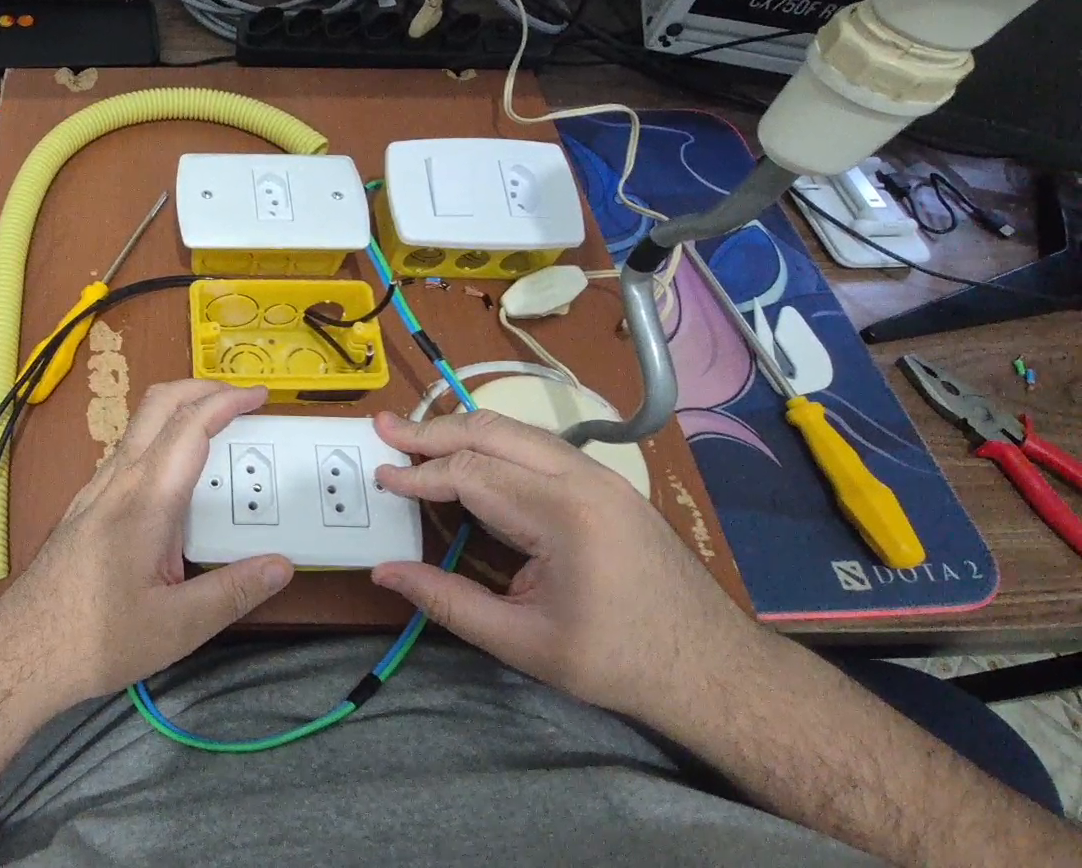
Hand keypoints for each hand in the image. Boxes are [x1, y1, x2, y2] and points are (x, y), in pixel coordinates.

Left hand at [0, 380, 294, 705]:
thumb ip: (233, 591)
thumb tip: (282, 564)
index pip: (189, 427)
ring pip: (140, 428)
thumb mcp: (178, 626)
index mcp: (145, 500)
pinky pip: (129, 455)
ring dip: (180, 414)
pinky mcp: (87, 507)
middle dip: (201, 389)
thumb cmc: (98, 638)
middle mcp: (117, 481)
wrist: (21, 651)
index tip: (259, 395)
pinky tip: (180, 483)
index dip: (226, 401)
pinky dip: (162, 442)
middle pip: (157, 406)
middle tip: (241, 400)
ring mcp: (96, 490)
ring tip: (220, 436)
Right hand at [368, 409, 764, 722]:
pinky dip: (492, 444)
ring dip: (462, 430)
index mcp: (564, 516)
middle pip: (492, 431)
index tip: (380, 477)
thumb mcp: (521, 641)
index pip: (471, 472)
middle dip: (432, 429)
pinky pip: (537, 447)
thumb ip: (446, 600)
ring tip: (415, 436)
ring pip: (516, 430)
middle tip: (384, 428)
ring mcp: (601, 476)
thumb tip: (383, 571)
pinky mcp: (607, 484)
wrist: (715, 668)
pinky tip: (468, 456)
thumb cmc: (617, 660)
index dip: (419, 474)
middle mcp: (584, 479)